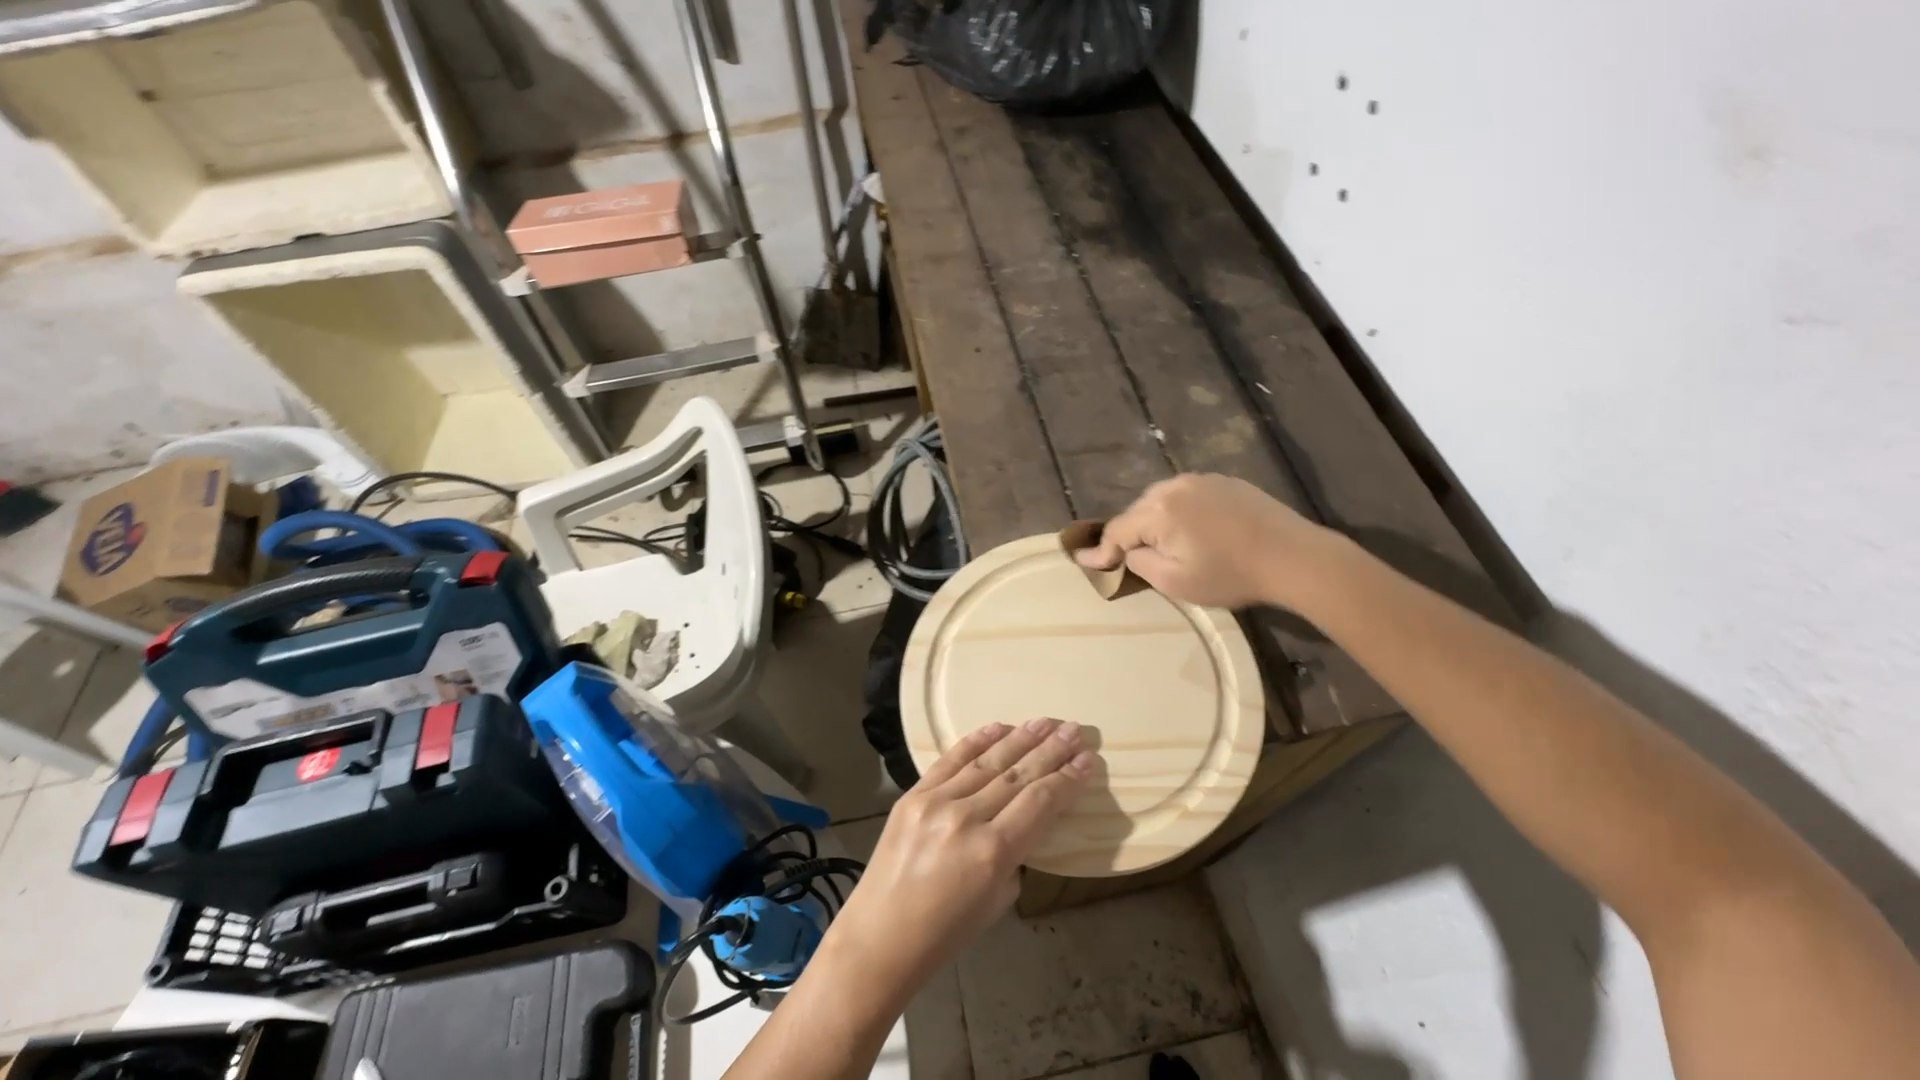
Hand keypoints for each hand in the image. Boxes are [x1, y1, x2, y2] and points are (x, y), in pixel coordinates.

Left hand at [818, 719, 1095, 999]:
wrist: (881, 938)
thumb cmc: (947, 932)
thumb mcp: (998, 900)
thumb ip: (1015, 854)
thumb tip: (1021, 822)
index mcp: (992, 852)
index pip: (1040, 802)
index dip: (1067, 779)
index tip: (1088, 760)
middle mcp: (965, 818)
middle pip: (1018, 774)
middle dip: (1051, 750)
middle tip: (1075, 729)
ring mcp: (935, 802)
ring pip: (987, 761)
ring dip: (1020, 738)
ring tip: (1045, 722)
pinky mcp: (912, 795)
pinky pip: (950, 760)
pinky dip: (977, 740)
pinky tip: (1000, 727)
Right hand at [1075, 473, 1338, 608]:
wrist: (1293, 557)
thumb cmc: (1231, 574)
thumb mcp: (1176, 581)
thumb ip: (1140, 563)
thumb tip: (1128, 552)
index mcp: (1160, 510)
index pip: (1118, 530)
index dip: (1100, 550)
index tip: (1083, 562)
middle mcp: (1175, 485)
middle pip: (1138, 511)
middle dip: (1129, 533)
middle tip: (1124, 558)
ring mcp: (1203, 480)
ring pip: (1162, 500)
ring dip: (1155, 521)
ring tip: (1159, 545)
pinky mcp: (1226, 482)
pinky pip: (1188, 496)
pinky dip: (1179, 513)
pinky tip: (1191, 531)